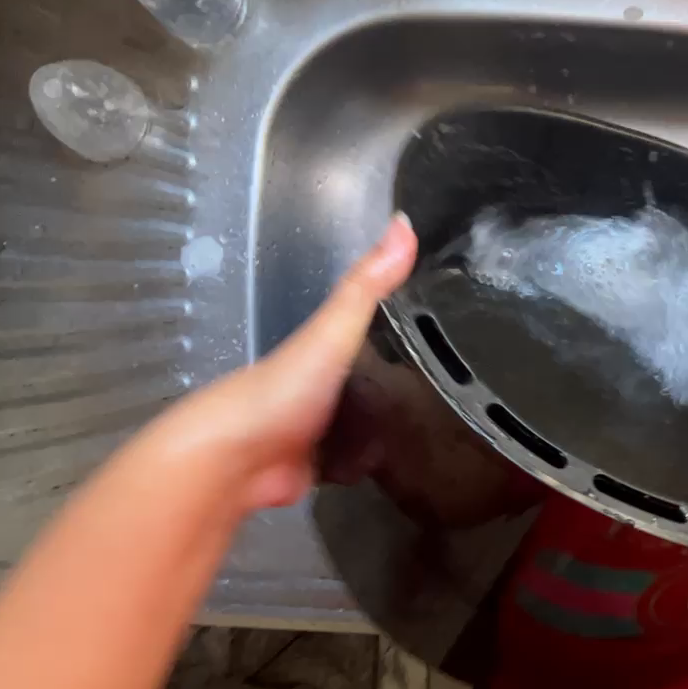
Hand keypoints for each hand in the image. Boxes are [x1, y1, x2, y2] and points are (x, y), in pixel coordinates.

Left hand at [142, 214, 417, 511]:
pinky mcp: (317, 467)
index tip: (438, 313)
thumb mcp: (331, 331)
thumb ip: (366, 286)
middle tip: (449, 376)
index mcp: (321, 348)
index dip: (397, 320)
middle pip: (366, 374)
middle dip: (398, 376)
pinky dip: (374, 461)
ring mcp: (316, 427)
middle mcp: (319, 384)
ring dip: (388, 421)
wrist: (238, 460)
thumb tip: (404, 220)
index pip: (364, 325)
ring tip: (439, 419)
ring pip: (361, 419)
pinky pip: (354, 461)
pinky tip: (403, 460)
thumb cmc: (283, 390)